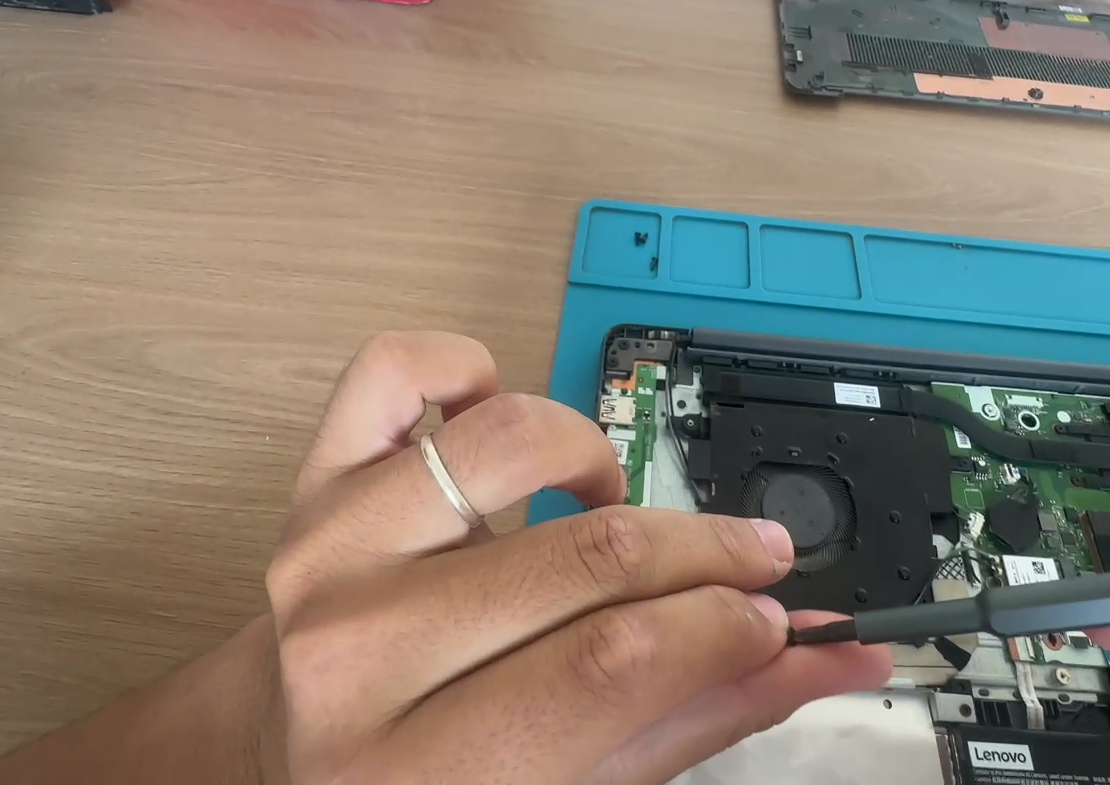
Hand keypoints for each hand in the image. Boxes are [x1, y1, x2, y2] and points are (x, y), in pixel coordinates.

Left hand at [261, 332, 889, 782]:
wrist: (285, 747)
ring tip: (601, 501)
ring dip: (590, 455)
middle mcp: (359, 646)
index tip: (777, 612)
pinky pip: (398, 369)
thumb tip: (824, 655)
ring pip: (506, 438)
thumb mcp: (573, 778)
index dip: (723, 626)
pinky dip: (466, 365)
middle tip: (747, 553)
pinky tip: (495, 412)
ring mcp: (328, 544)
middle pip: (582, 555)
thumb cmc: (431, 776)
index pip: (611, 665)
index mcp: (419, 769)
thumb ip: (700, 710)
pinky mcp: (317, 474)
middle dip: (701, 549)